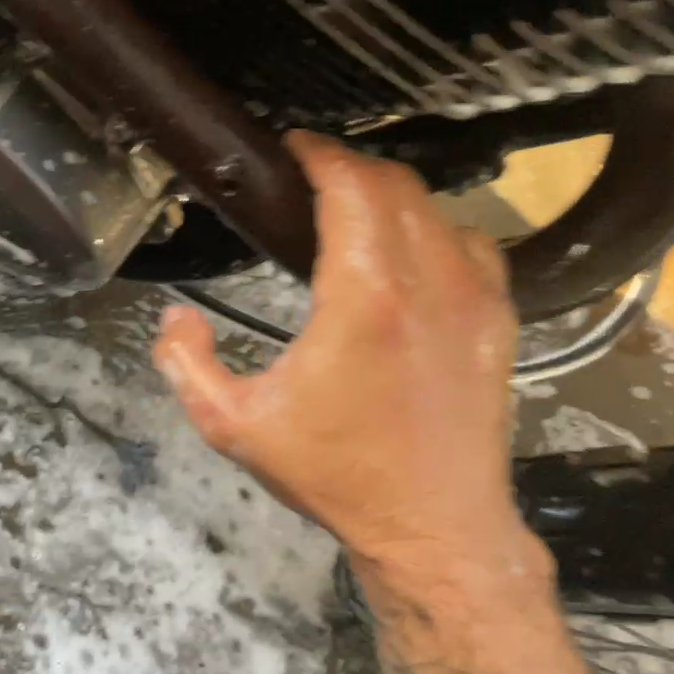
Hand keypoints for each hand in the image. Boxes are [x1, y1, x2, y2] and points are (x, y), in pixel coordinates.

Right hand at [153, 132, 535, 580]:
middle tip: (305, 172)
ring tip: (346, 202)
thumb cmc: (329, 471)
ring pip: (440, 211)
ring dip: (391, 193)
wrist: (432, 527)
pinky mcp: (496, 326)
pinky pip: (474, 246)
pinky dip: (434, 226)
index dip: (321, 157)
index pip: (354, 193)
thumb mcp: (226, 422)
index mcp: (363, 301)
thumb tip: (177, 315)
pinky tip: (404, 246)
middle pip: (399, 188)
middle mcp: (428, 288)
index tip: (292, 146)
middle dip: (351, 166)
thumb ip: (183, 361)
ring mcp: (475, 305)